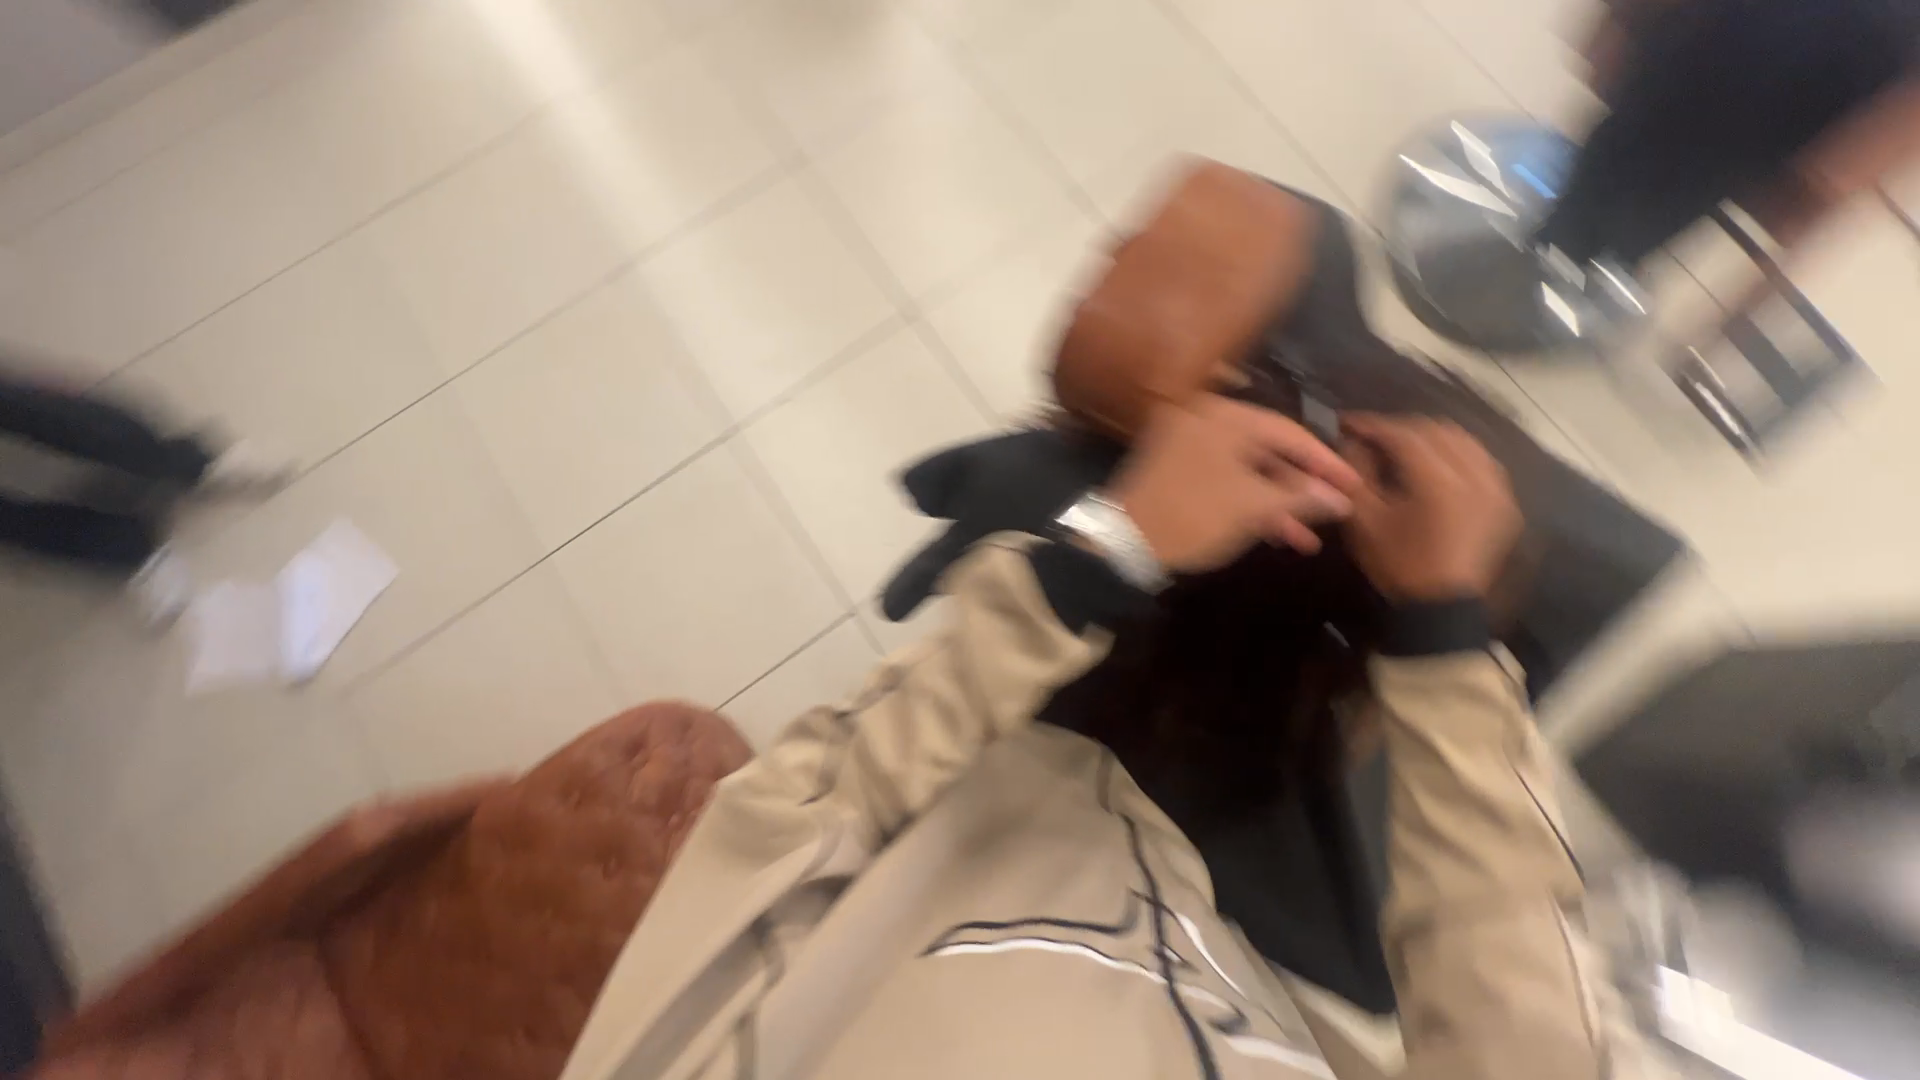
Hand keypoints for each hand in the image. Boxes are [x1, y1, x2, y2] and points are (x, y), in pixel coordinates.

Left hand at [1109, 396, 1361, 573]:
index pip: (1286, 430)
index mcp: (1219, 417)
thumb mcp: (1251, 506)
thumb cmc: (1191, 516)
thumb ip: (1300, 496)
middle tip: (1336, 513)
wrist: (1121, 544)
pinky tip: (1279, 535)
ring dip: (1278, 504)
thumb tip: (1341, 498)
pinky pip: (1224, 482)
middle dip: (1301, 488)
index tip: (1355, 484)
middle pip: (1266, 451)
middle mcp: (1202, 423)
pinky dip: (1249, 505)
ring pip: (1247, 472)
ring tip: (1309, 540)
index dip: (1323, 460)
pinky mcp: (1177, 475)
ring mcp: (1187, 449)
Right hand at [1340, 415, 1521, 601]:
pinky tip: (1436, 462)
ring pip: (1464, 441)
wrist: (1441, 606)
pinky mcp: (1504, 501)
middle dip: (1401, 426)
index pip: (1404, 435)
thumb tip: (1351, 441)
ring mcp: (1495, 488)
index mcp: (1437, 483)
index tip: (1347, 421)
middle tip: (1373, 433)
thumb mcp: (1363, 521)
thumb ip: (1356, 474)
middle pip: (1437, 430)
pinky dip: (1456, 452)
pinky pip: (1482, 460)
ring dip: (1430, 435)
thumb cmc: (1396, 564)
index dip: (1373, 424)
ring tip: (1402, 444)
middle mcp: (1475, 477)